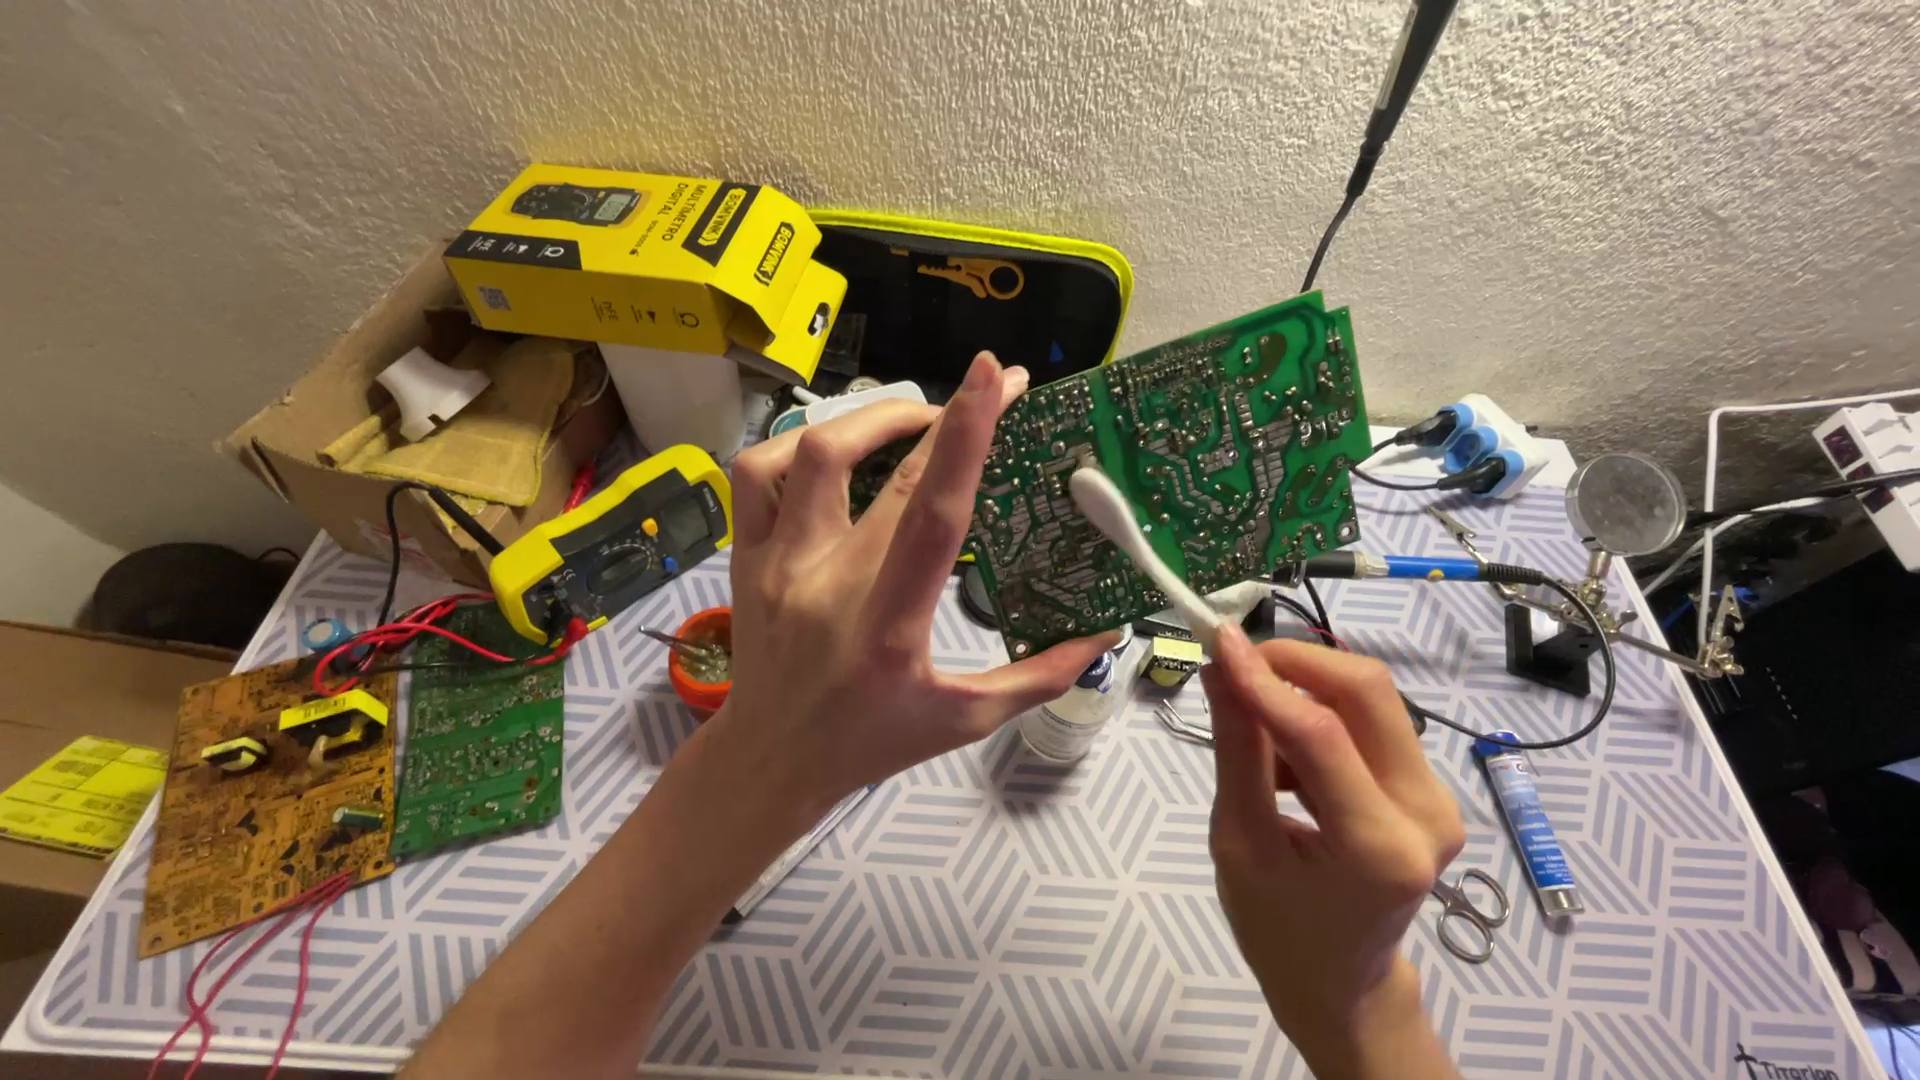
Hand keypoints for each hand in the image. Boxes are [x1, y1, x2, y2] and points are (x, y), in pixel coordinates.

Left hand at [710, 352, 1117, 814]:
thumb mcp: (964, 721)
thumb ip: (1039, 678)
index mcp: (888, 625)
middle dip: (950, 413)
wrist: (770, 759)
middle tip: (993, 383)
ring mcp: (778, 564)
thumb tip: (1105, 634)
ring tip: (916, 417)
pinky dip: (798, 444)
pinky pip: (756, 473)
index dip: (965, 438)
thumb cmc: (871, 742)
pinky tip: (839, 449)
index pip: (933, 515)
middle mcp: (827, 583)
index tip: (994, 377)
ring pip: (812, 454)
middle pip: (892, 474)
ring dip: (871, 420)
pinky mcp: (747, 557)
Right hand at [1202, 626, 1463, 1078]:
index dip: (1264, 680)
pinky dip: (1316, 717)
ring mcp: (1437, 799)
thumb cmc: (1276, 926)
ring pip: (1369, 701)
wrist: (1339, 982)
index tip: (1218, 641)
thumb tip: (1221, 671)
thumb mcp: (1239, 841)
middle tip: (1235, 663)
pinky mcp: (1427, 789)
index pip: (1321, 734)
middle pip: (1368, 693)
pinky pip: (1369, 722)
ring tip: (1252, 735)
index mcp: (1379, 847)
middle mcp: (1428, 813)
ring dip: (1302, 691)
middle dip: (1295, 662)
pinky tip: (1283, 762)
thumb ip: (1237, 752)